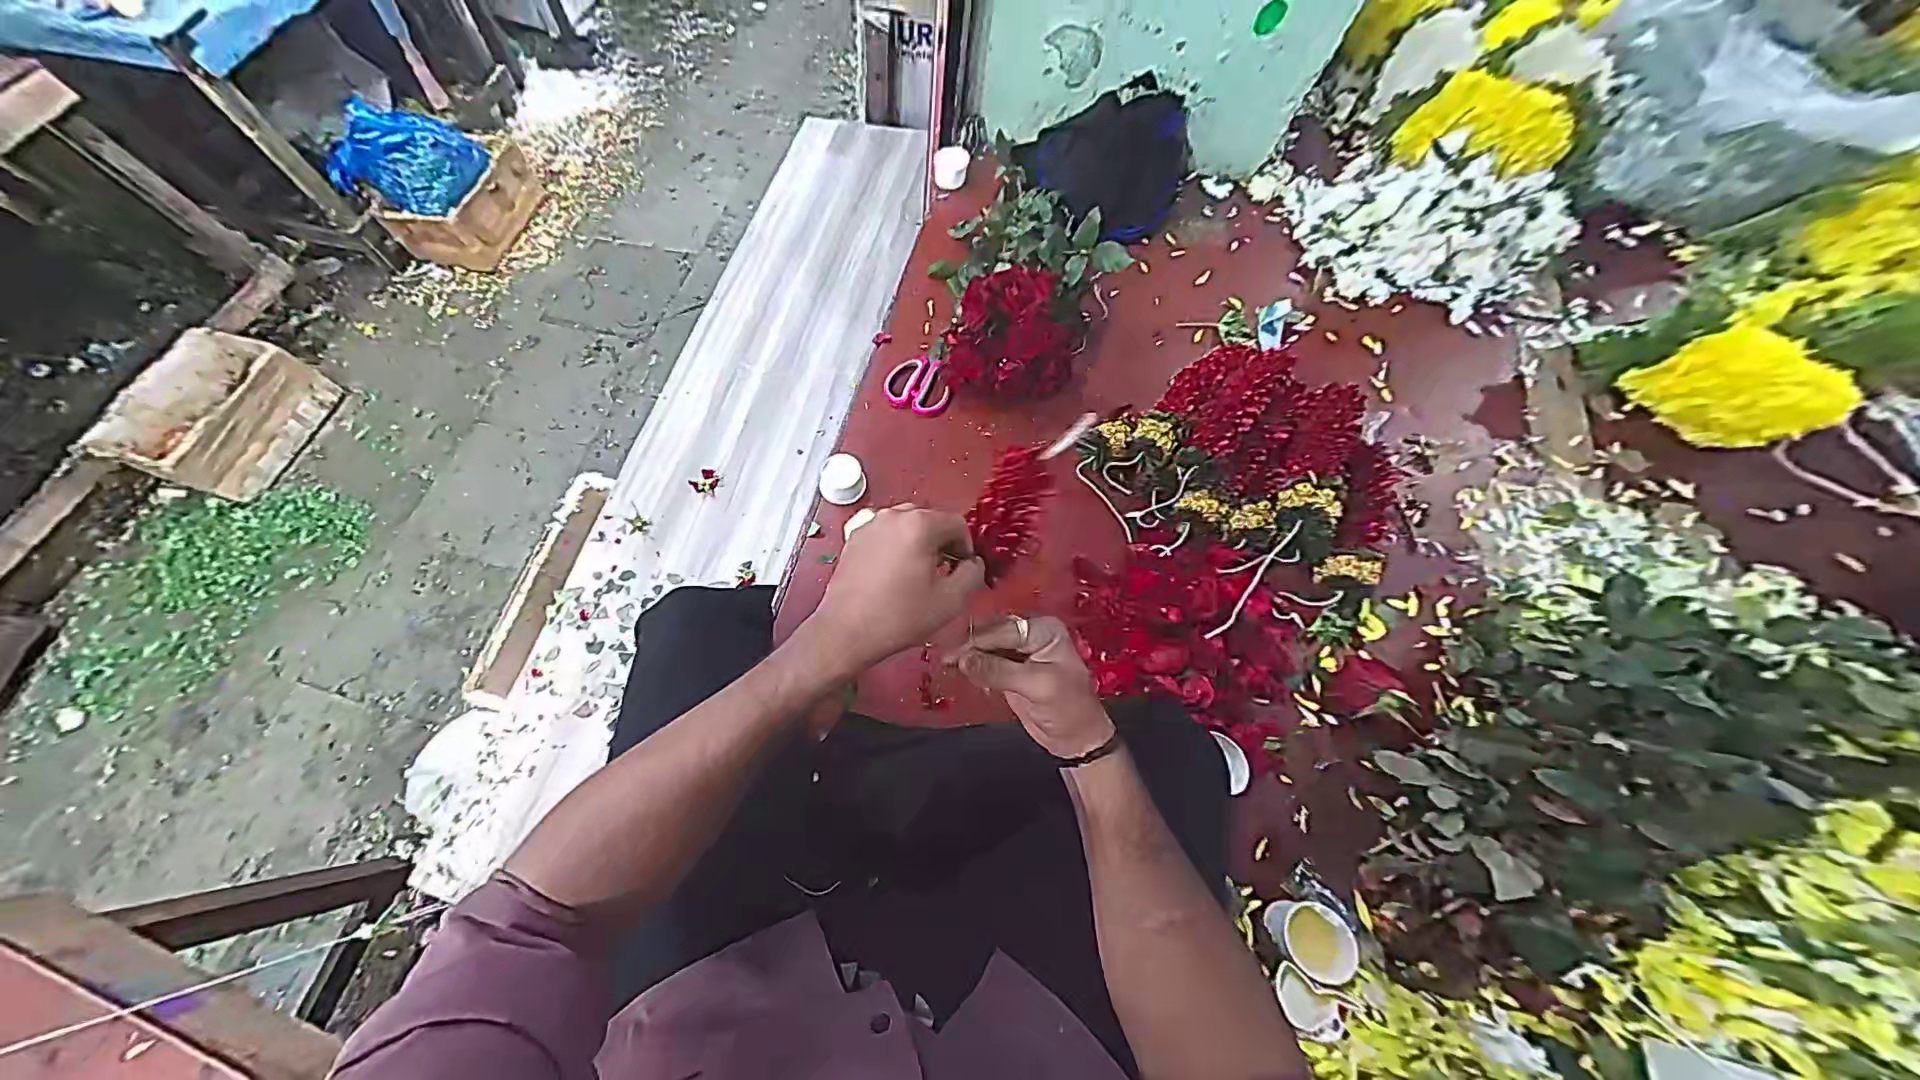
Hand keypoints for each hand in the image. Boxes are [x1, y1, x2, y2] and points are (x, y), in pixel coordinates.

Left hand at [798, 504, 984, 675]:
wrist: (846, 632)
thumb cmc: (897, 617)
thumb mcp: (951, 600)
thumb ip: (973, 574)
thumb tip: (973, 564)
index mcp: (919, 524)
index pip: (957, 523)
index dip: (965, 548)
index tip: (961, 570)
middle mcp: (893, 516)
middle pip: (932, 520)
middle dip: (942, 544)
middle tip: (942, 575)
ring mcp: (870, 524)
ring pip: (907, 525)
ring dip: (919, 544)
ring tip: (917, 575)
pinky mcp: (854, 538)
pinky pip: (886, 534)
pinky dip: (896, 547)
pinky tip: (893, 574)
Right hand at [949, 615, 1115, 758]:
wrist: (1077, 738)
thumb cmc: (1068, 708)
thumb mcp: (1037, 687)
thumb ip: (999, 671)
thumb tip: (963, 660)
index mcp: (1045, 629)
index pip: (1003, 629)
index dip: (977, 641)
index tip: (952, 654)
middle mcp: (1032, 633)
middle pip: (992, 634)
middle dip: (970, 646)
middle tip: (945, 660)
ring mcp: (1020, 650)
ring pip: (986, 646)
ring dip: (968, 656)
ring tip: (947, 666)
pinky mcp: (1010, 668)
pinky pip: (986, 661)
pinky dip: (973, 666)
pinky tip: (959, 671)